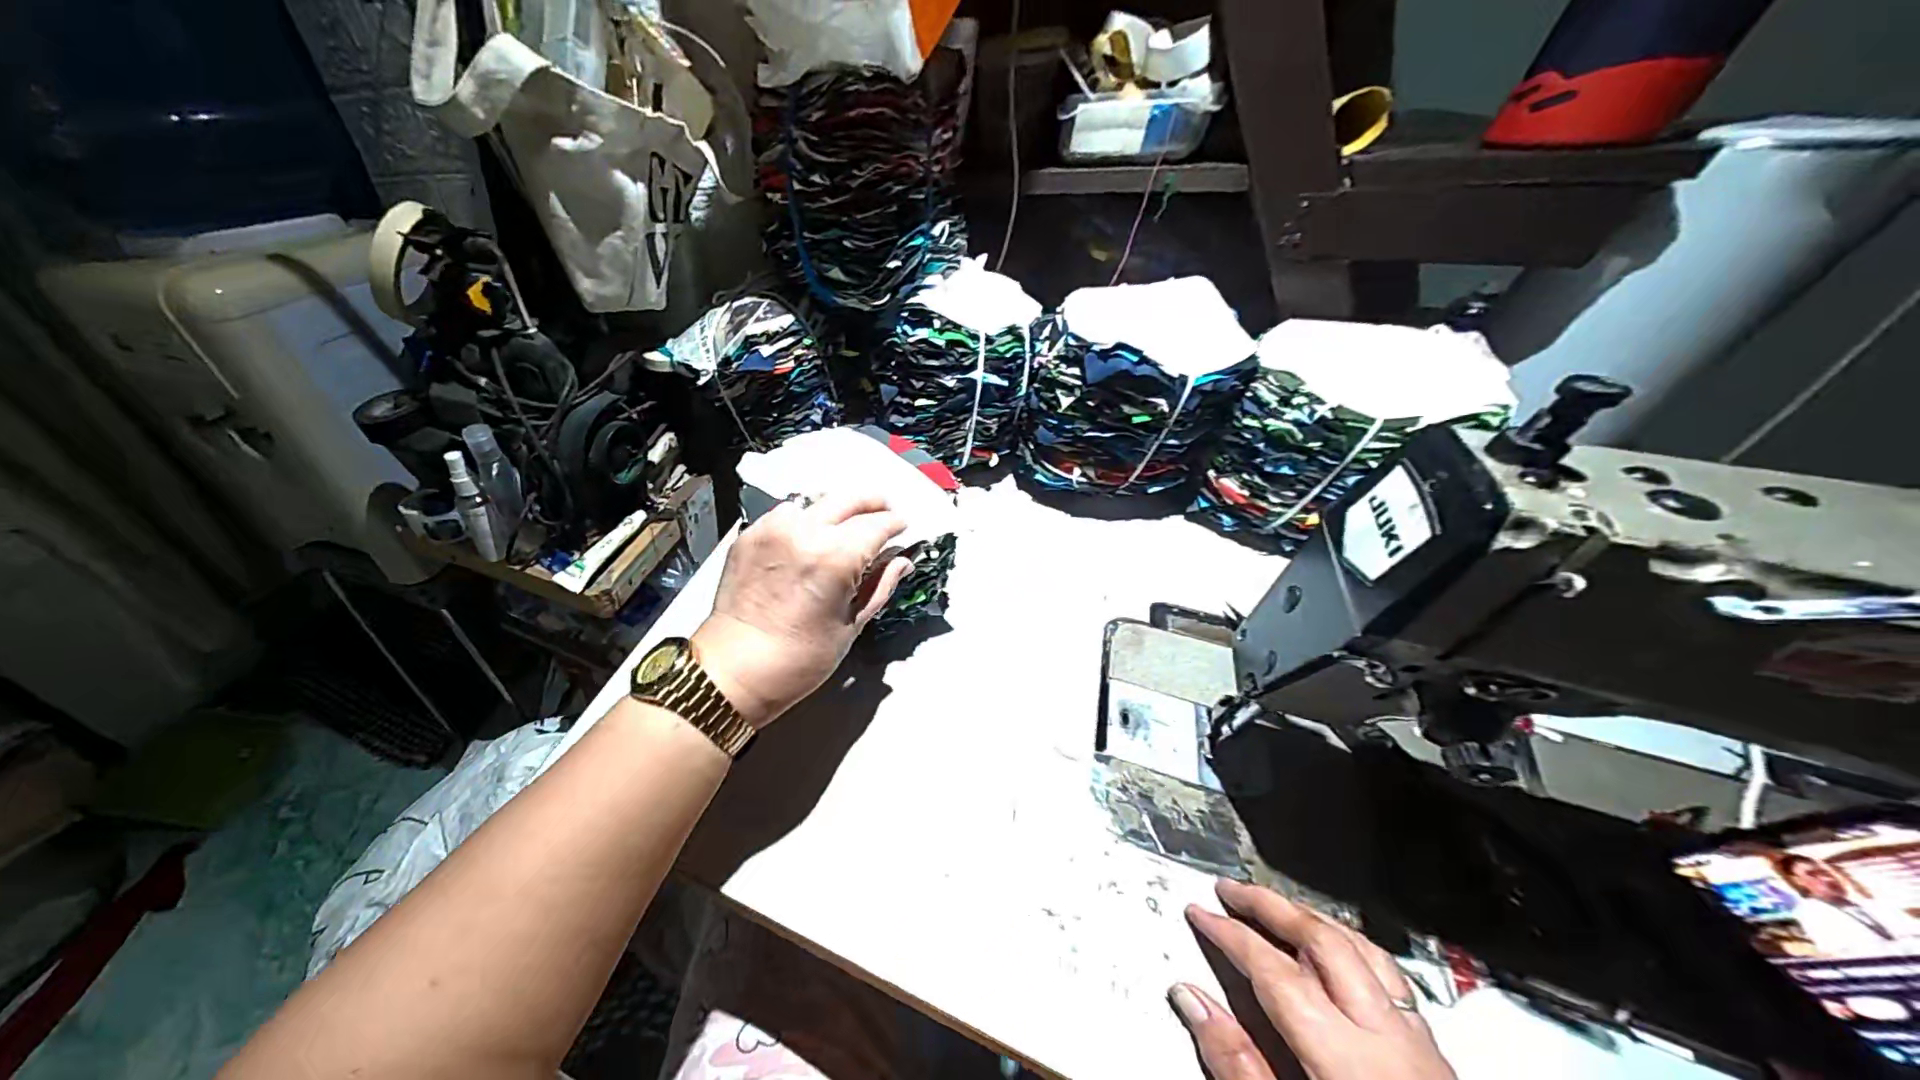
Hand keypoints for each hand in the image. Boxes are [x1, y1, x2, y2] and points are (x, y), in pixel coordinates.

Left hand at [689, 494, 912, 727]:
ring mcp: (773, 530)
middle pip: (848, 500)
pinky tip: (810, 537)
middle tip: (884, 510)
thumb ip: (880, 584)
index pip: (877, 525)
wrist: (735, 668)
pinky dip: (804, 519)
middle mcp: (804, 532)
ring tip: (844, 525)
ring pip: (815, 502)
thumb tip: (901, 561)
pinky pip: (785, 515)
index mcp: (836, 557)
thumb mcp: (851, 624)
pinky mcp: (750, 535)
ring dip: (835, 509)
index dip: (894, 524)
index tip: (902, 527)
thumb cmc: (799, 658)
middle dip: (872, 503)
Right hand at [1172, 879, 1454, 1079]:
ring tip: (1274, 905)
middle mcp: (1388, 1039)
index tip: (1200, 914)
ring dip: (1309, 917)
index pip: (1274, 970)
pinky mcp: (1433, 1052)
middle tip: (1229, 890)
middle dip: (1268, 906)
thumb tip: (1191, 999)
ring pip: (1360, 947)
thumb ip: (1236, 1063)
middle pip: (1321, 941)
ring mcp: (1417, 1042)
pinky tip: (1333, 946)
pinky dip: (1349, 943)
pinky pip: (1387, 971)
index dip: (1231, 935)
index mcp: (1348, 1061)